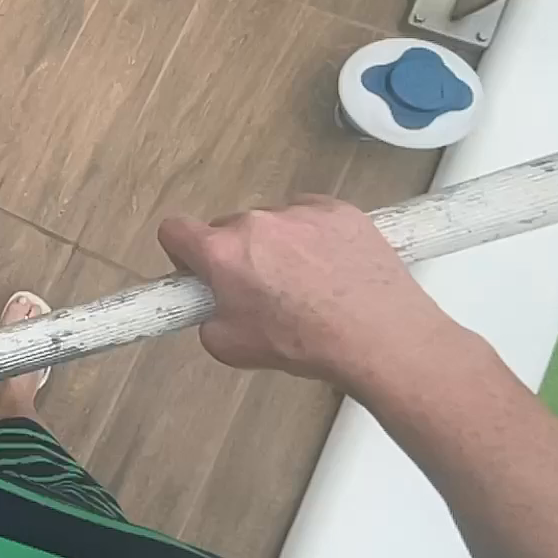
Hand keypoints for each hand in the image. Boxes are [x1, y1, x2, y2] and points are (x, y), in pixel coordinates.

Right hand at [157, 195, 460, 390]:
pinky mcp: (338, 211)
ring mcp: (298, 213)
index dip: (181, 249)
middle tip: (259, 284)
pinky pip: (309, 213)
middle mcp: (253, 223)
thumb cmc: (309, 342)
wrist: (385, 342)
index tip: (196, 264)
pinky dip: (311, 233)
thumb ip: (204, 317)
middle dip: (235, 252)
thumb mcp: (228, 346)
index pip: (173, 229)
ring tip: (304, 278)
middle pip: (225, 227)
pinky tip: (326, 262)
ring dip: (275, 242)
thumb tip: (211, 307)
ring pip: (269, 221)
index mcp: (219, 251)